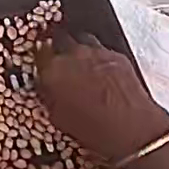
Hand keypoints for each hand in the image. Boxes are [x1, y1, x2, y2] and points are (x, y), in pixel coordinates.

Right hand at [35, 30, 168, 161]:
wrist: (130, 128)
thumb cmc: (92, 128)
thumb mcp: (58, 118)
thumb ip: (49, 95)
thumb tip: (46, 87)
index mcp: (53, 70)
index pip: (39, 51)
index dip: (40, 56)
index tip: (40, 61)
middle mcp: (73, 55)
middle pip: (60, 39)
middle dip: (58, 48)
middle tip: (59, 60)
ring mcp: (96, 52)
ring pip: (81, 40)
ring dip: (78, 49)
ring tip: (79, 63)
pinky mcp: (116, 55)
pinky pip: (101, 49)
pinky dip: (97, 56)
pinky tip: (99, 69)